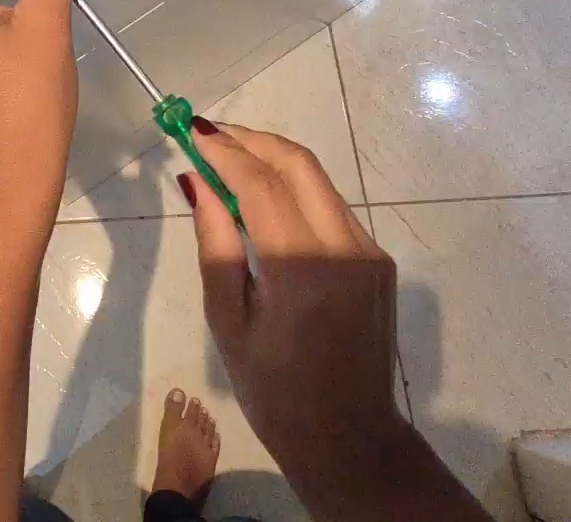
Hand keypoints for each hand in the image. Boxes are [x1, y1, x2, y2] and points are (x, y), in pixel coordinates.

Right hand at [181, 123, 405, 507]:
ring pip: (317, 179)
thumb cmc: (273, 389)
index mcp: (302, 269)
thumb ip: (215, 242)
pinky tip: (262, 195)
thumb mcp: (227, 319)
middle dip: (251, 139)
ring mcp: (368, 251)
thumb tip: (197, 181)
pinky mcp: (378, 259)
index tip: (192, 131)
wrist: (350, 438)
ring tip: (228, 157)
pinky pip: (330, 205)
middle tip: (210, 135)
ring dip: (272, 158)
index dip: (224, 150)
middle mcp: (345, 248)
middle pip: (298, 164)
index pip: (260, 183)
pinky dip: (293, 187)